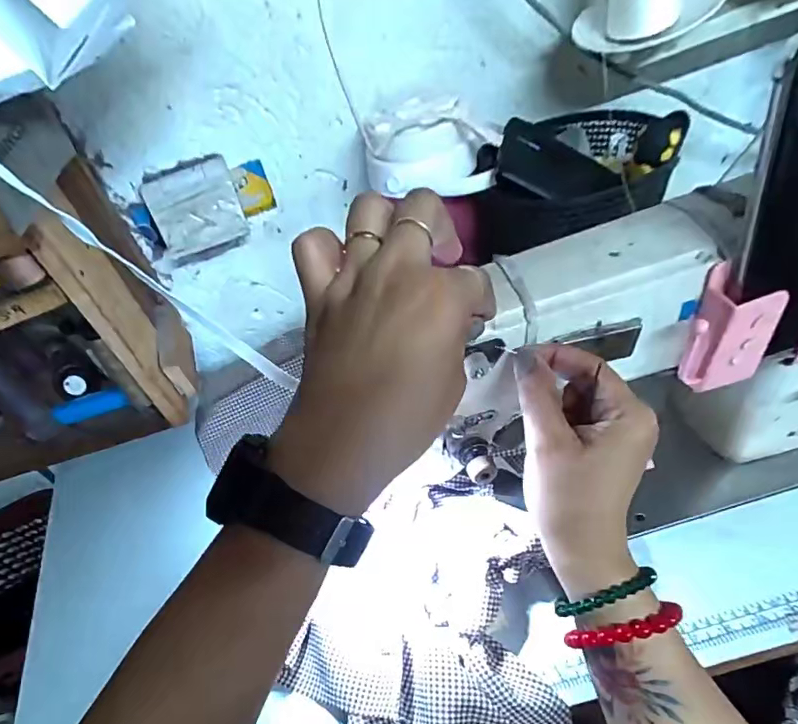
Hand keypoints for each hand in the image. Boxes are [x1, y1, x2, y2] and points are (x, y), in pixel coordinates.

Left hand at [267, 190, 493, 515]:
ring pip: (369, 209)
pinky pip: (315, 245)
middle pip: (424, 211)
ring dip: (389, 221)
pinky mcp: (320, 292)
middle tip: (444, 260)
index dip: (482, 298)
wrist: (346, 440)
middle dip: (443, 229)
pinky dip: (329, 248)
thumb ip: (456, 340)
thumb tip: (452, 324)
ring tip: (397, 250)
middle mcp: (398, 270)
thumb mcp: (454, 382)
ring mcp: (354, 276)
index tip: (478, 317)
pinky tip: (345, 267)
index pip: (475, 278)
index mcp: (441, 296)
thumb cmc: (409, 420)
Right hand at [515, 345, 658, 596]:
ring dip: (558, 416)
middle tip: (536, 425)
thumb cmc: (567, 499)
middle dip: (558, 396)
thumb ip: (537, 393)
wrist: (582, 552)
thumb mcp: (547, 442)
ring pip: (583, 405)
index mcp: (631, 413)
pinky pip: (586, 425)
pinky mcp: (614, 453)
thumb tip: (525, 356)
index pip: (593, 366)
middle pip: (588, 385)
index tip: (522, 361)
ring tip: (548, 447)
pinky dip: (565, 431)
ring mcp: (628, 438)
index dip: (558, 358)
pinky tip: (555, 454)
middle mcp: (637, 420)